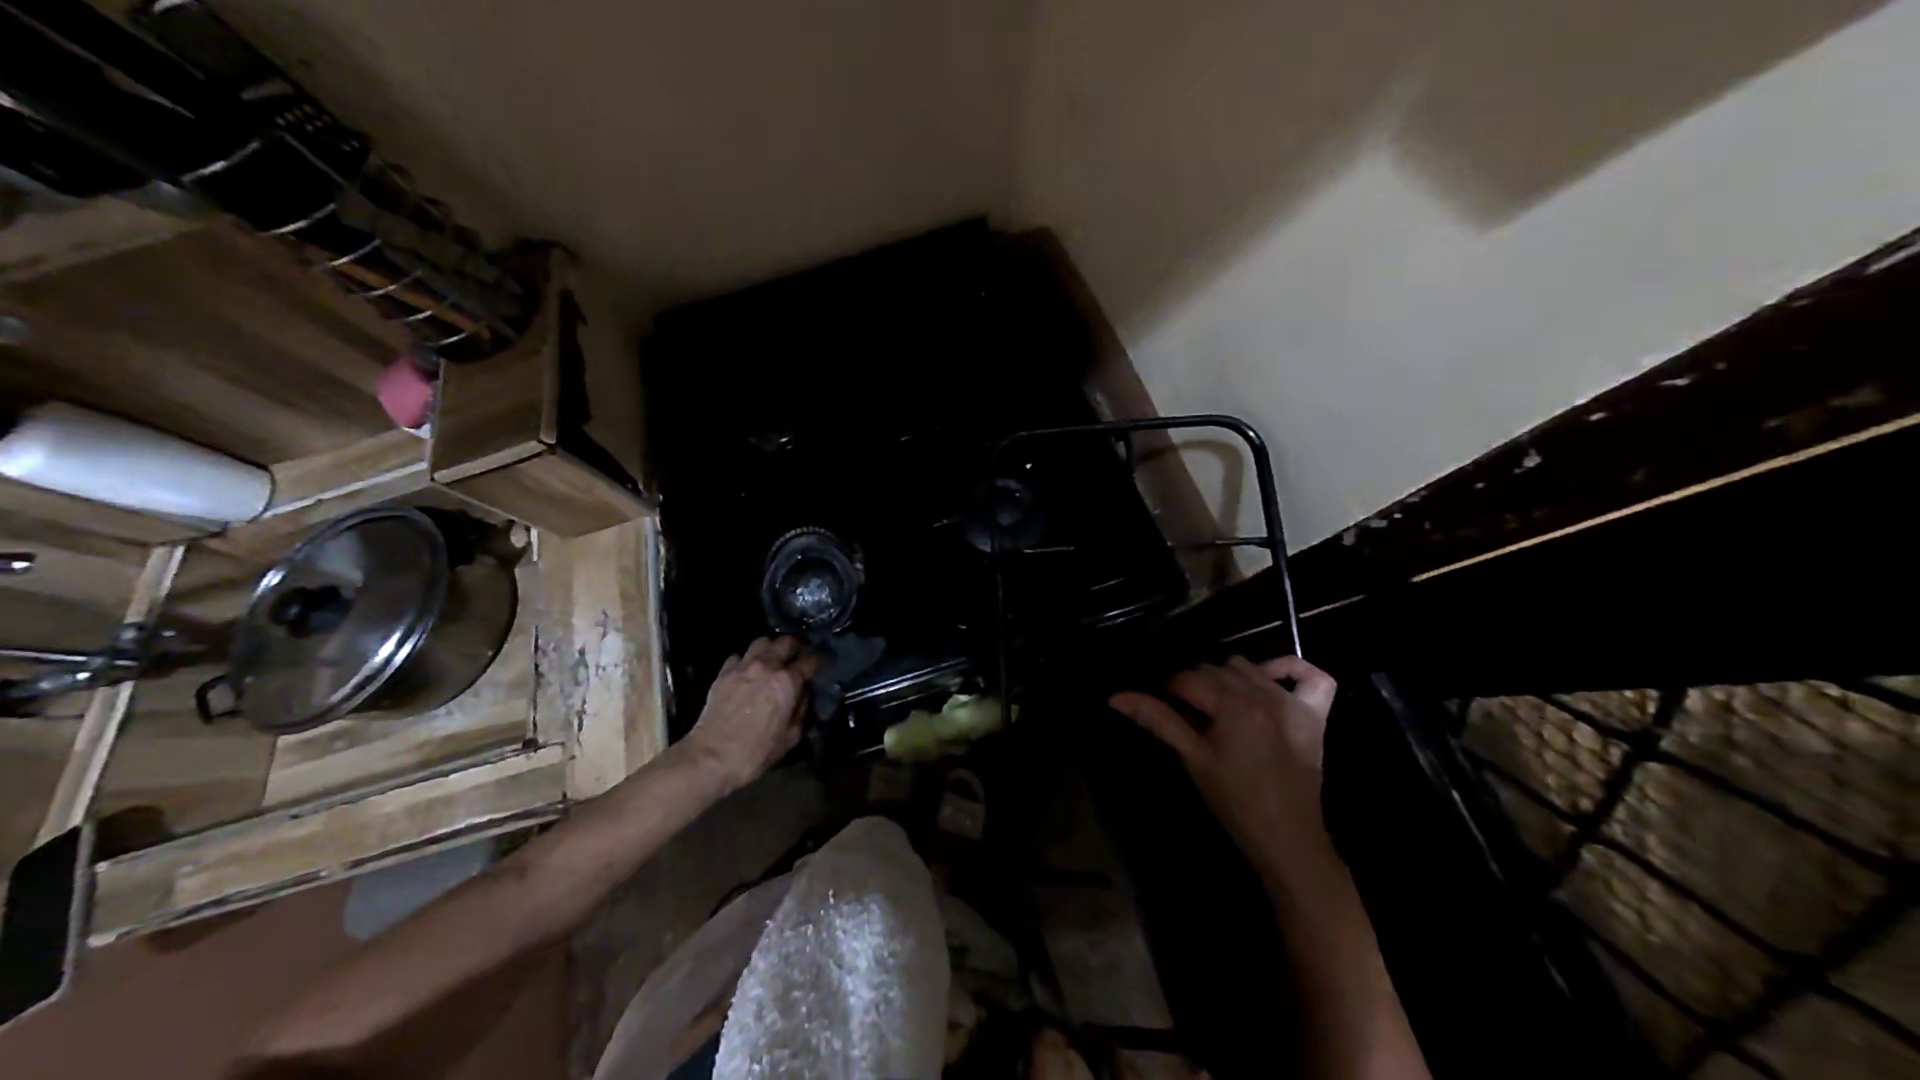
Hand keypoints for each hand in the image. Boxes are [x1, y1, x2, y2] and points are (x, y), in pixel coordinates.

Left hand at [680, 636, 819, 793]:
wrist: (712, 757)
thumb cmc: (757, 752)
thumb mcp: (792, 736)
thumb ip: (803, 709)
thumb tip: (805, 694)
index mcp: (788, 682)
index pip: (811, 660)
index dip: (820, 661)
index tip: (823, 664)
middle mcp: (767, 666)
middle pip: (786, 641)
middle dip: (796, 646)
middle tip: (798, 656)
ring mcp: (743, 666)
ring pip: (762, 641)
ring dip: (771, 648)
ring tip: (773, 658)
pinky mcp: (724, 672)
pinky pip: (739, 655)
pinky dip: (747, 659)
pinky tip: (749, 671)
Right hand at [1110, 656, 1336, 871]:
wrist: (1287, 838)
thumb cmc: (1234, 801)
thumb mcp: (1192, 758)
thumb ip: (1158, 720)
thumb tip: (1117, 697)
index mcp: (1233, 706)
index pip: (1188, 679)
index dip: (1170, 692)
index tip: (1166, 710)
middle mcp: (1264, 695)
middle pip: (1215, 669)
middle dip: (1196, 685)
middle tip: (1190, 715)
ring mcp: (1293, 703)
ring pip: (1248, 666)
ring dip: (1229, 678)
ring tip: (1220, 707)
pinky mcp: (1315, 716)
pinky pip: (1313, 676)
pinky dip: (1290, 670)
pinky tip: (1270, 681)